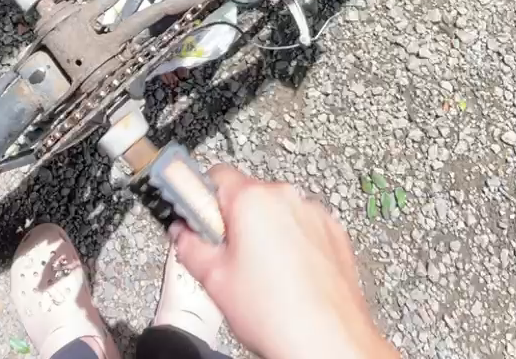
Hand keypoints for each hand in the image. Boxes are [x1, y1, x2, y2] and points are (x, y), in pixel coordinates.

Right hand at [169, 165, 397, 358]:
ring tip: (263, 274)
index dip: (202, 198)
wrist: (330, 344)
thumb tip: (182, 234)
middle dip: (234, 220)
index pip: (215, 175)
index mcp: (252, 199)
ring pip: (276, 210)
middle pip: (247, 194)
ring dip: (265, 230)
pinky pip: (302, 225)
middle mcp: (285, 196)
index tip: (198, 217)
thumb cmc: (277, 316)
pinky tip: (289, 276)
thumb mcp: (214, 281)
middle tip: (230, 257)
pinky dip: (293, 242)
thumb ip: (189, 246)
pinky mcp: (333, 231)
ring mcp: (313, 212)